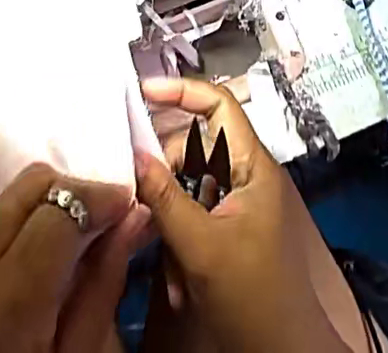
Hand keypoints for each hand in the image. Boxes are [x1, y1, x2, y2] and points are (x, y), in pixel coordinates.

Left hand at [0, 164, 146, 352]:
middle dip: (72, 192)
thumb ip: (101, 286)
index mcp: (1, 302)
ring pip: (1, 206)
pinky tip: (11, 281)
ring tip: (53, 257)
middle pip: (30, 185)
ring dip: (36, 220)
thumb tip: (134, 214)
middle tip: (97, 220)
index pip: (62, 206)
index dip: (100, 196)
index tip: (125, 204)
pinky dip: (2, 245)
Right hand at [135, 78, 363, 352]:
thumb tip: (136, 156)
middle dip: (166, 177)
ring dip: (172, 222)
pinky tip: (181, 282)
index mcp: (252, 164)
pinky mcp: (227, 227)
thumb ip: (165, 198)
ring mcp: (236, 201)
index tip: (145, 91)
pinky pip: (193, 215)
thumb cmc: (252, 297)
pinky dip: (180, 243)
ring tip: (171, 263)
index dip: (183, 91)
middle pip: (194, 147)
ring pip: (188, 187)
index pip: (220, 104)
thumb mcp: (201, 246)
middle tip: (139, 197)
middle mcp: (246, 174)